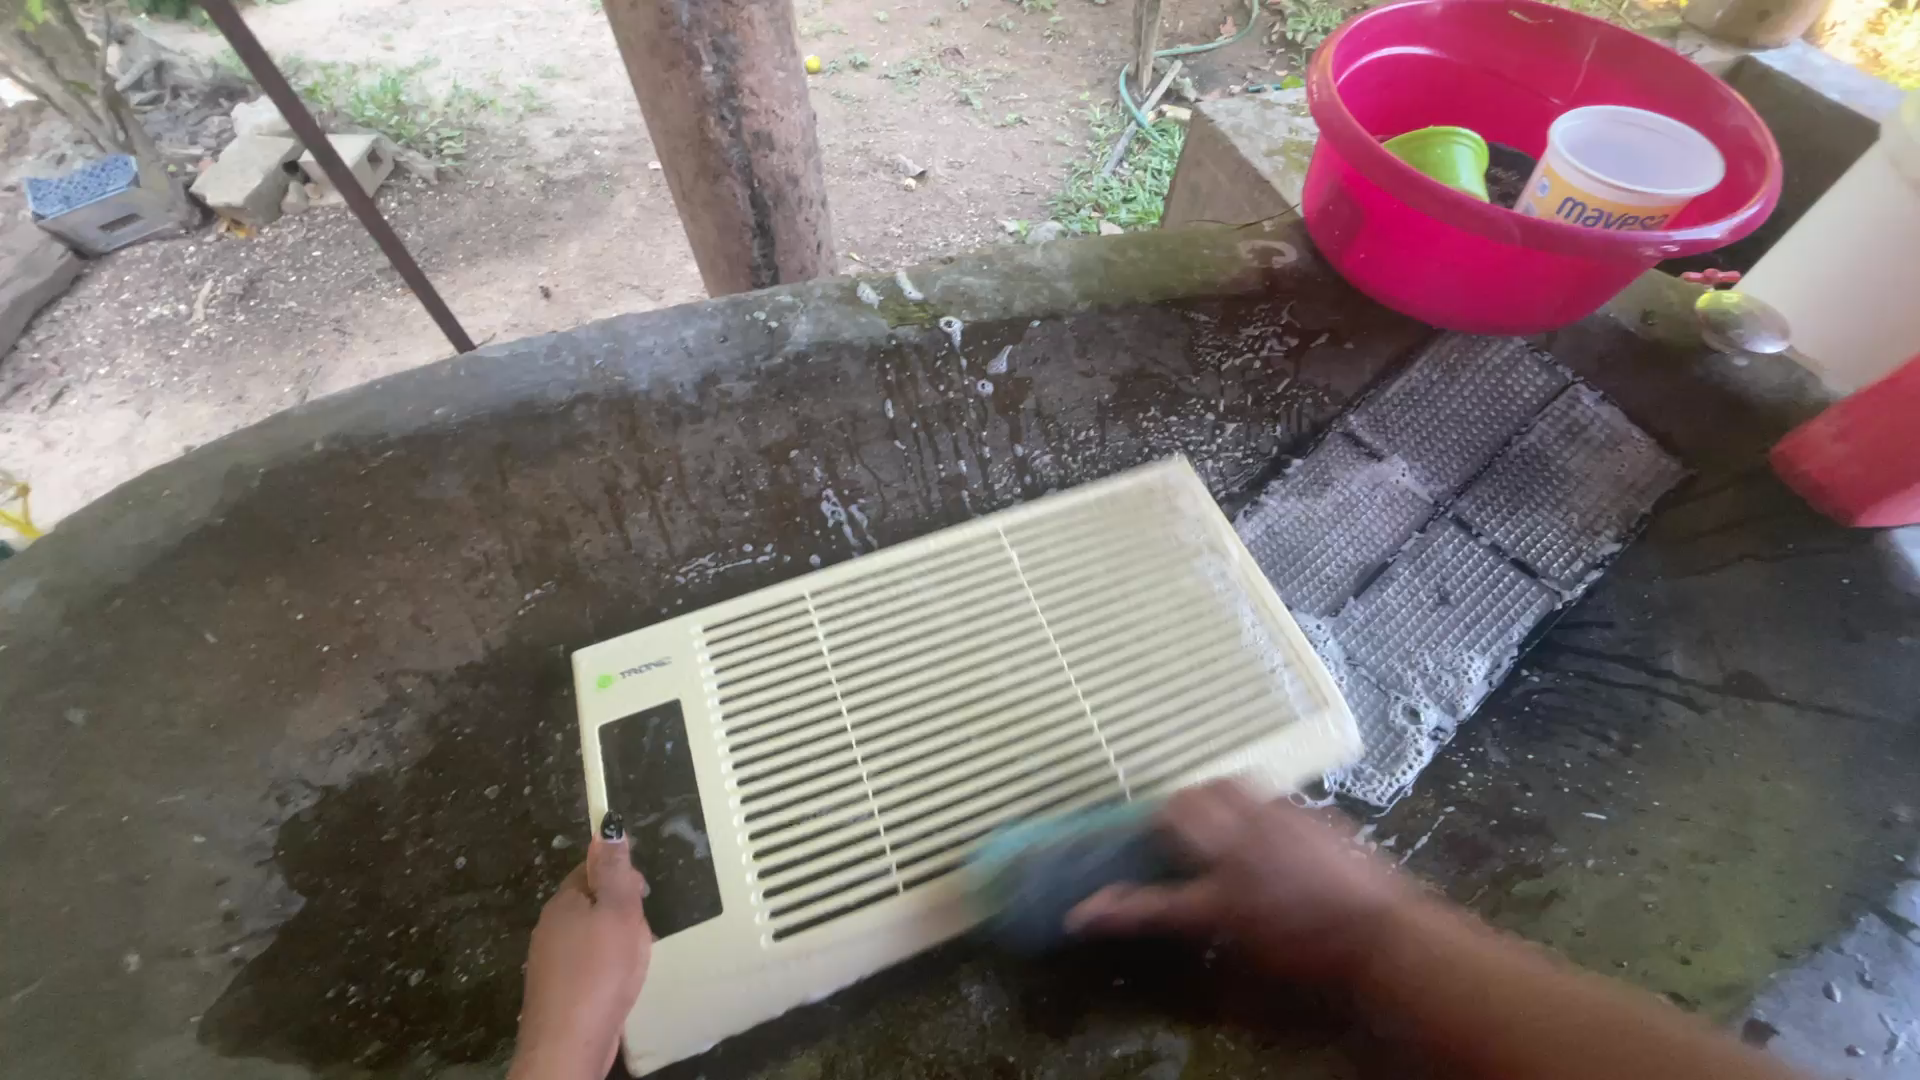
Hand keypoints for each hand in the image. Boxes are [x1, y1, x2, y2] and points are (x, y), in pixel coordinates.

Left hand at [509, 816, 652, 1079]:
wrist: (569, 1046)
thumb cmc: (599, 970)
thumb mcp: (618, 911)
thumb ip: (615, 870)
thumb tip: (607, 826)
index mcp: (563, 903)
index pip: (592, 869)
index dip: (621, 875)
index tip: (643, 895)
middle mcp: (550, 927)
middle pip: (595, 901)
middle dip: (624, 912)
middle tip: (641, 931)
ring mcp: (550, 962)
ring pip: (594, 934)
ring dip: (618, 940)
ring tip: (633, 959)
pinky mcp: (557, 991)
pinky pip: (589, 963)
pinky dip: (608, 966)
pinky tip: (619, 982)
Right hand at [1066, 780, 1414, 982]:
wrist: (1391, 940)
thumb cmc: (1322, 963)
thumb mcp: (1258, 969)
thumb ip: (1205, 942)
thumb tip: (1171, 930)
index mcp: (1224, 898)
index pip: (1150, 903)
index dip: (1110, 909)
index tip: (1080, 911)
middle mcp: (1242, 850)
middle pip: (1182, 808)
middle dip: (1169, 814)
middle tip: (1171, 831)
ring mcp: (1276, 822)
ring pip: (1222, 785)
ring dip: (1209, 797)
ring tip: (1215, 816)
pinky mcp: (1307, 811)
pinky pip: (1266, 791)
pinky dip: (1251, 801)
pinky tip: (1264, 822)